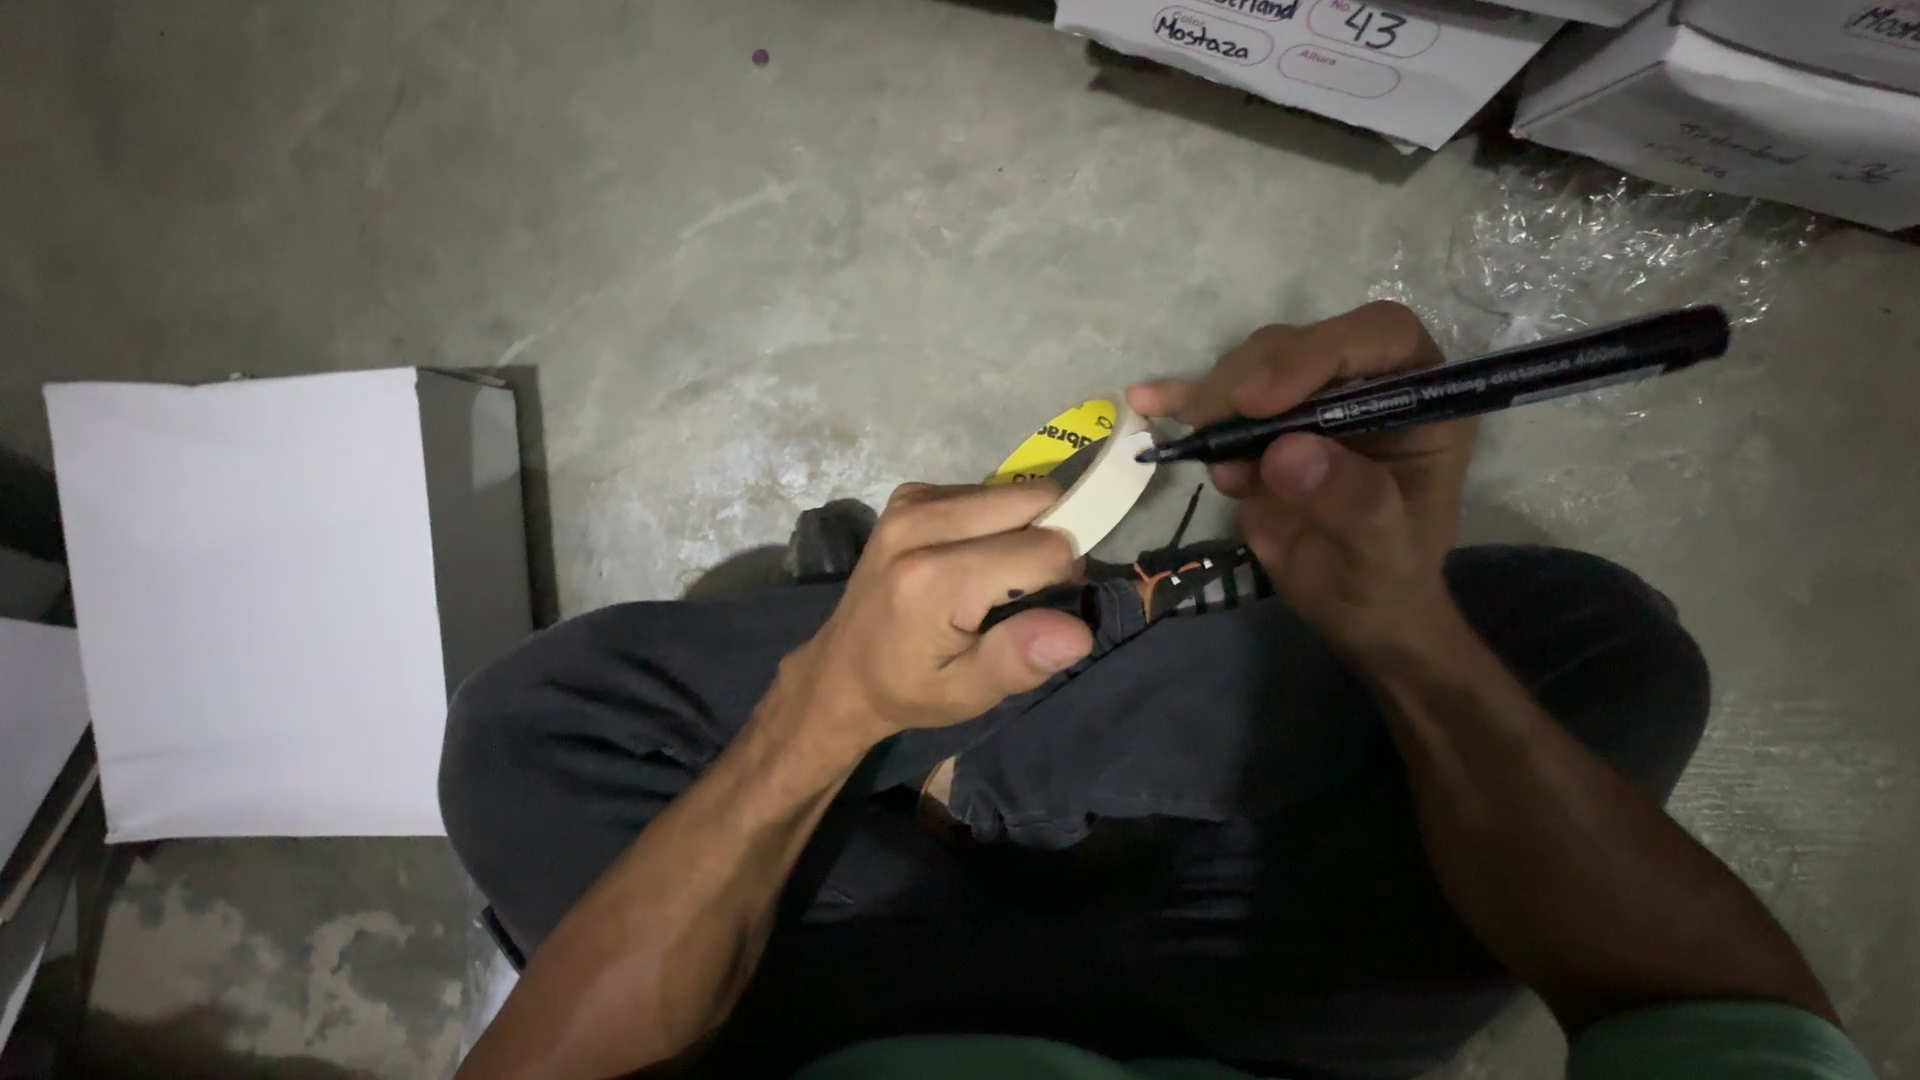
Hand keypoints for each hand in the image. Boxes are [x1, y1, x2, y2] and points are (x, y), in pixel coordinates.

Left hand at [775, 482, 1092, 744]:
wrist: (842, 670)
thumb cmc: (910, 688)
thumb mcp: (967, 694)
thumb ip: (1018, 659)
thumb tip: (1078, 630)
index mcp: (935, 579)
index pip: (1046, 548)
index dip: (1061, 577)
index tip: (1040, 610)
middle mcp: (920, 525)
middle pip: (1034, 501)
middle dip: (1050, 540)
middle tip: (1025, 590)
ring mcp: (911, 503)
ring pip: (1012, 491)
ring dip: (1023, 528)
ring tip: (996, 576)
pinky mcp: (910, 494)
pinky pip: (984, 491)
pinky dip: (996, 519)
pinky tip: (972, 556)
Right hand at [1128, 301, 1476, 654]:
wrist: (1349, 602)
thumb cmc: (1382, 577)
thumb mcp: (1381, 553)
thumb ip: (1352, 503)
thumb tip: (1286, 452)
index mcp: (1416, 398)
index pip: (1378, 338)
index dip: (1319, 353)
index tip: (1261, 402)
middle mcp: (1360, 386)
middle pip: (1300, 345)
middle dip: (1251, 381)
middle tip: (1215, 429)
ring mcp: (1303, 403)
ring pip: (1251, 367)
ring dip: (1217, 404)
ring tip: (1211, 459)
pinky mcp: (1256, 427)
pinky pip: (1216, 403)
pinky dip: (1179, 399)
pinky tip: (1146, 396)